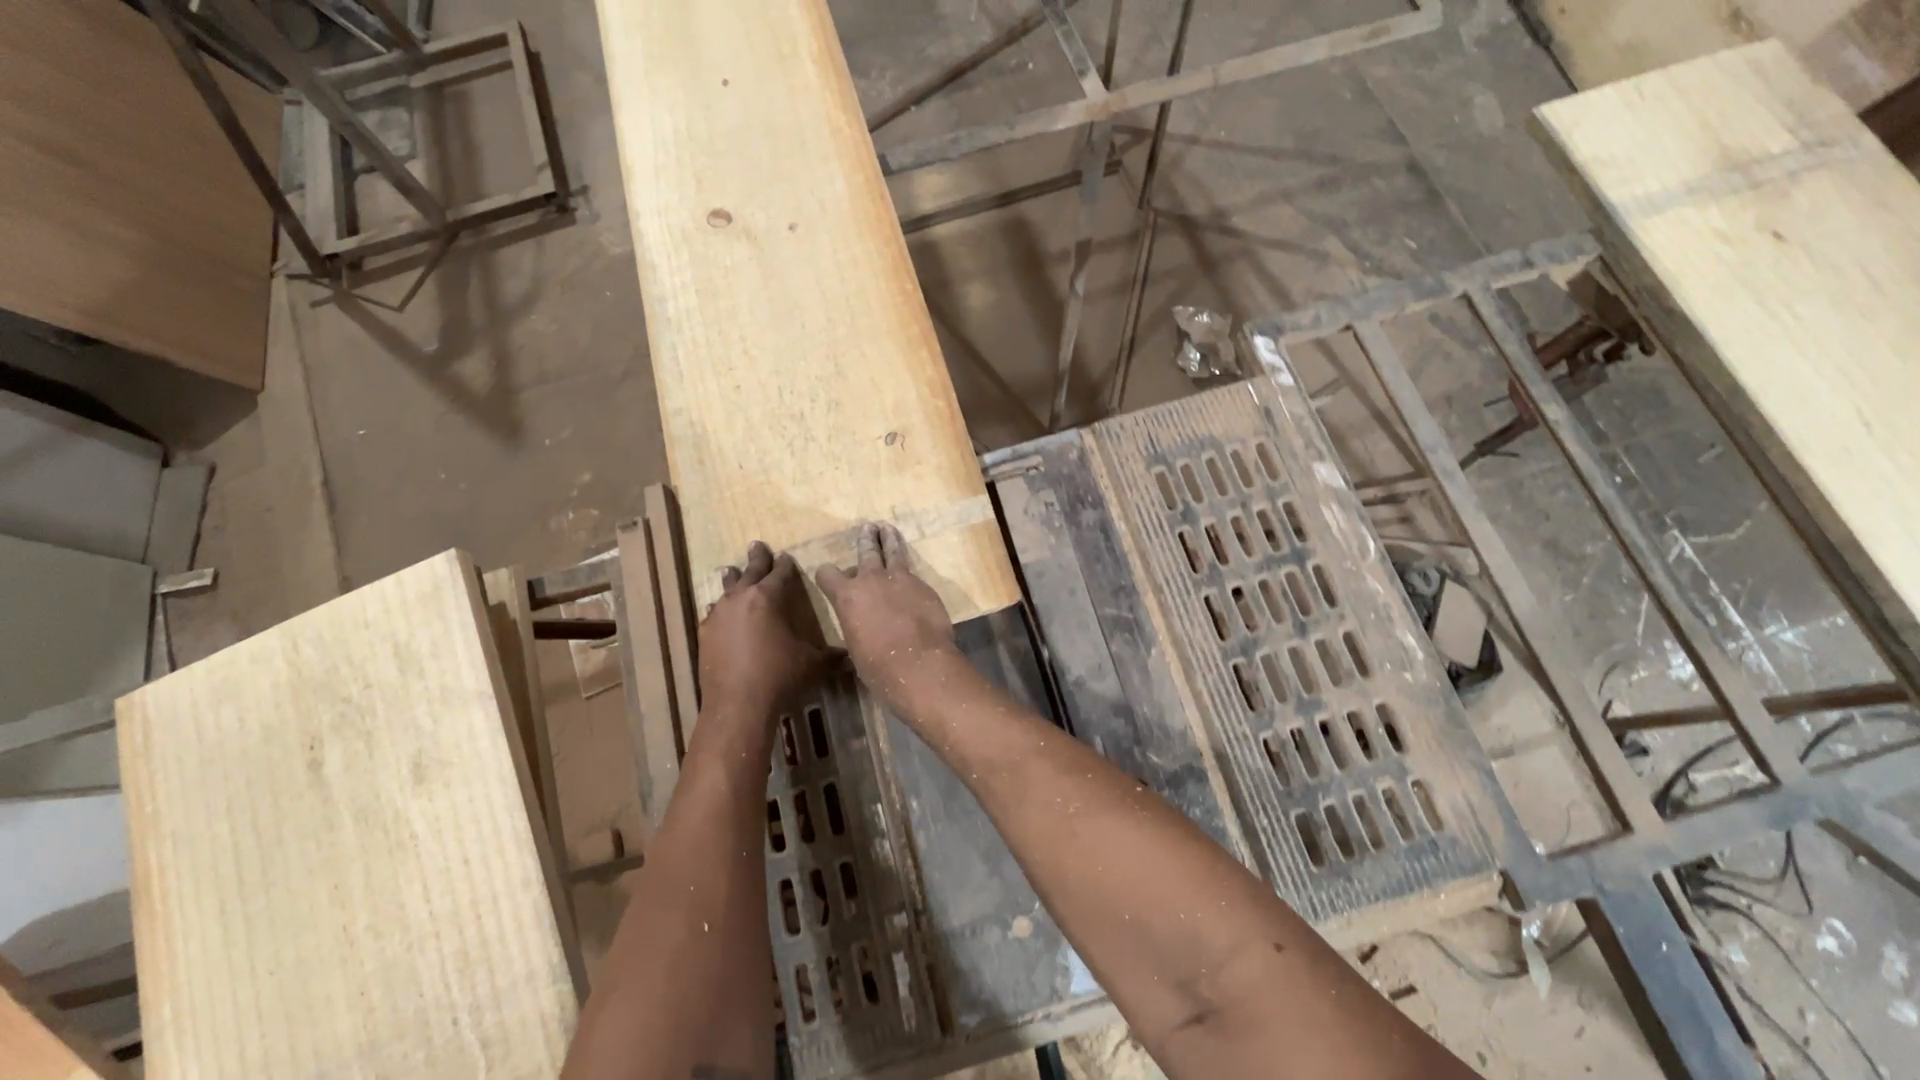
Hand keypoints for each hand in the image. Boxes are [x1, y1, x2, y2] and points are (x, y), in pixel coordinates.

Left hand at [698, 542, 834, 720]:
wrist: (738, 704)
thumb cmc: (779, 677)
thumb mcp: (812, 665)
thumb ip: (831, 656)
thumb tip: (851, 657)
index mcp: (768, 598)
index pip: (780, 573)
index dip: (786, 565)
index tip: (787, 557)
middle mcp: (741, 599)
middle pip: (750, 571)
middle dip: (757, 558)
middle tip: (758, 545)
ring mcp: (719, 615)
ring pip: (727, 589)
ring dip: (734, 579)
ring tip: (732, 570)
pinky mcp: (706, 633)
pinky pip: (714, 612)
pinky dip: (720, 608)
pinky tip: (718, 610)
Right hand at [814, 524, 957, 708]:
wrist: (918, 663)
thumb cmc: (878, 666)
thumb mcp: (856, 647)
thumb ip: (858, 627)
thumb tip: (864, 627)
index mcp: (847, 596)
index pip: (828, 574)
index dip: (826, 575)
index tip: (827, 575)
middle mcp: (871, 580)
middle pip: (866, 550)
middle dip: (865, 539)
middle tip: (867, 528)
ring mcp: (900, 579)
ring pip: (893, 551)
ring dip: (889, 539)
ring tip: (887, 528)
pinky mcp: (924, 586)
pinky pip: (913, 574)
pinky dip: (909, 573)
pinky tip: (912, 578)